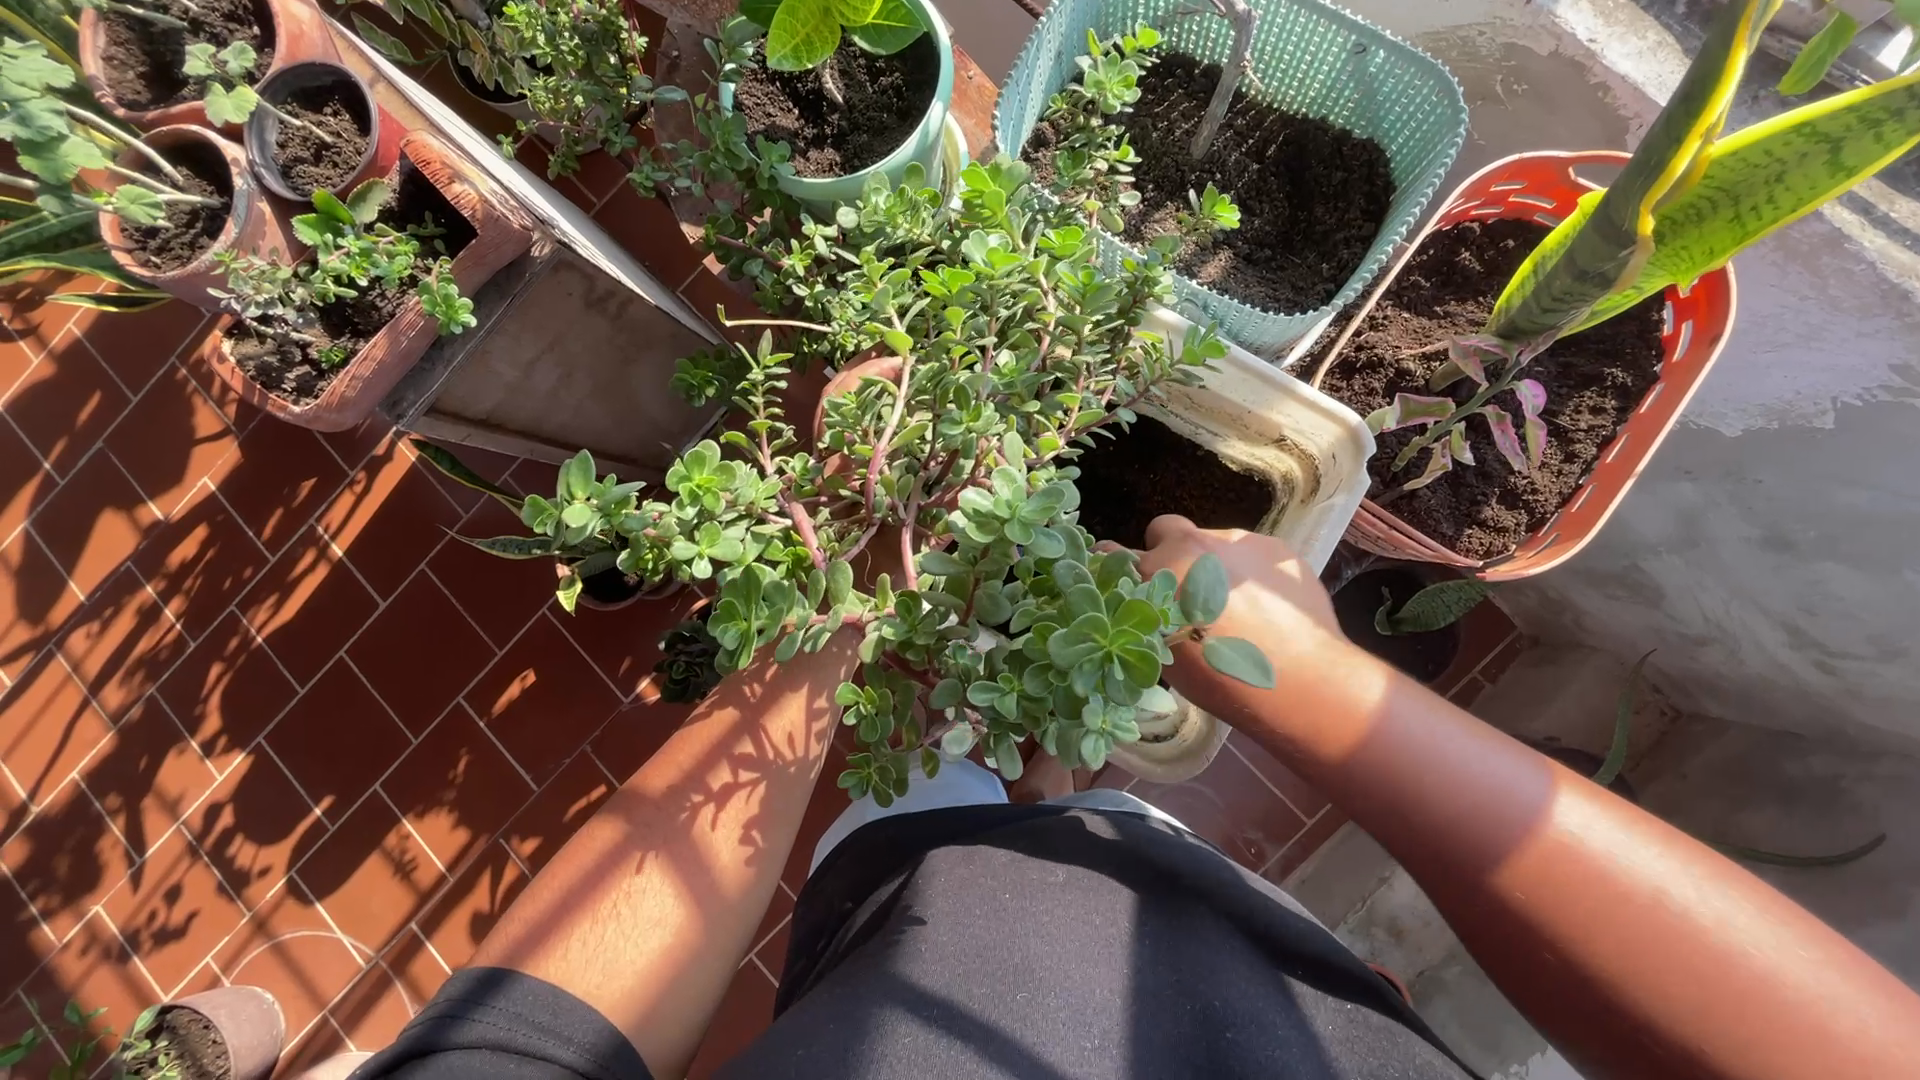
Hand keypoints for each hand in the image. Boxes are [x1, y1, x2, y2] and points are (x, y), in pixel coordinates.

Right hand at [1135, 515, 1349, 720]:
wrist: (1299, 680)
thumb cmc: (1220, 676)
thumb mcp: (1164, 653)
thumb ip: (1145, 616)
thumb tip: (1138, 605)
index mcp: (1157, 572)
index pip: (1113, 554)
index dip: (1116, 566)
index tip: (1125, 582)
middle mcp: (1192, 544)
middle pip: (1164, 529)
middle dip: (1168, 552)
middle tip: (1184, 590)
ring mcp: (1238, 541)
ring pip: (1214, 542)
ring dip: (1214, 565)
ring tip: (1238, 607)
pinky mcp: (1276, 547)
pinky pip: (1252, 554)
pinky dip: (1251, 574)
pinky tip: (1267, 607)